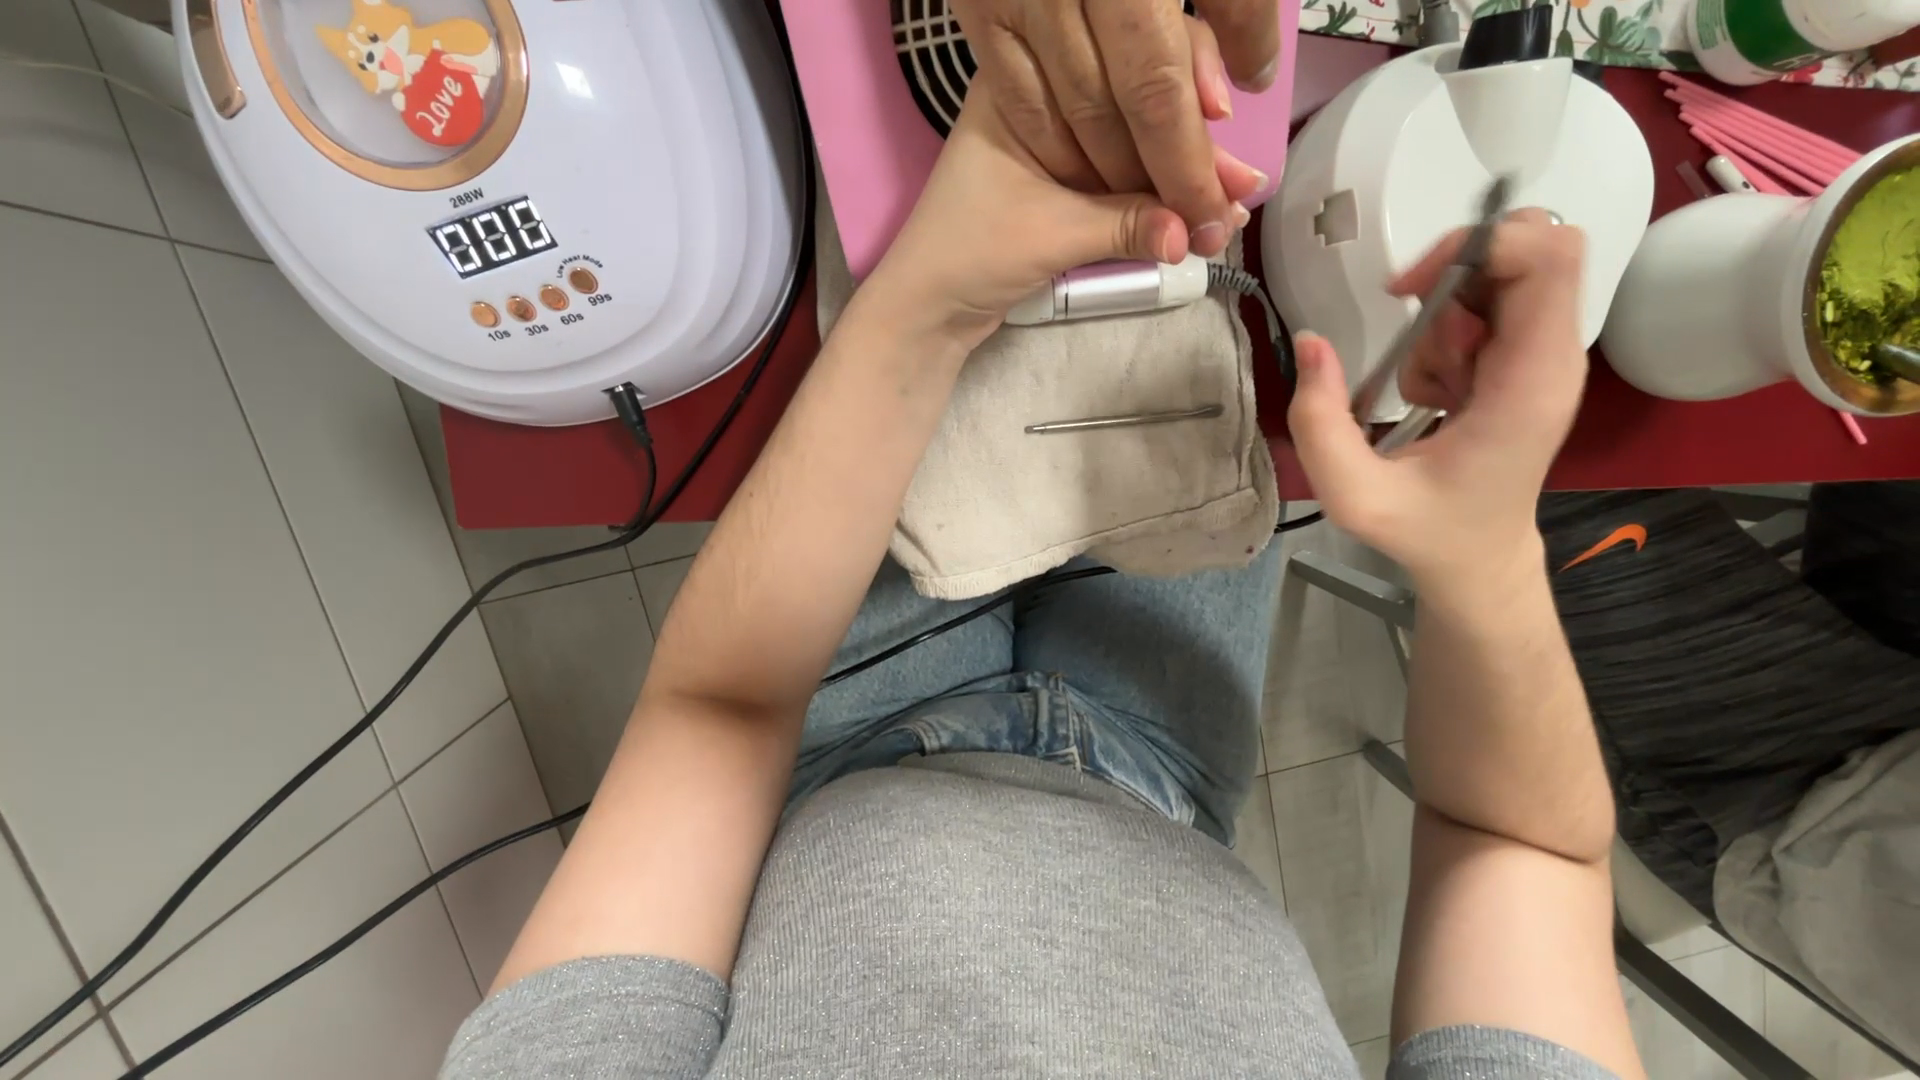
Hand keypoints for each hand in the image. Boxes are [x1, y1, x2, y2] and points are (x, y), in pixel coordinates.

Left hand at [863, 80, 1246, 350]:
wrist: (926, 313)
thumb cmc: (969, 253)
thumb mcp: (1055, 231)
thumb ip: (1132, 223)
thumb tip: (1206, 226)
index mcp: (1027, 82)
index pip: (1119, 64)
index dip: (1177, 88)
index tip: (1218, 119)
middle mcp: (1046, 102)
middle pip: (1137, 106)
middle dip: (1191, 148)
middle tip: (1242, 188)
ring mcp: (1056, 149)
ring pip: (1135, 149)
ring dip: (1182, 181)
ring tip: (1231, 210)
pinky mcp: (1061, 191)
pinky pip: (1121, 185)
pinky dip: (1156, 204)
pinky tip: (1197, 217)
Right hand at [1286, 212, 1588, 584]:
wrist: (1478, 559)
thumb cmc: (1427, 531)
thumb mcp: (1354, 495)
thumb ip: (1320, 424)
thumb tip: (1309, 342)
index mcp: (1530, 380)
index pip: (1545, 255)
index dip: (1472, 247)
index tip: (1408, 291)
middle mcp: (1550, 356)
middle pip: (1530, 248)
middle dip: (1453, 273)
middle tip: (1408, 327)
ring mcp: (1540, 358)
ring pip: (1498, 280)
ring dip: (1441, 319)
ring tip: (1425, 390)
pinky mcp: (1522, 364)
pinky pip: (1483, 312)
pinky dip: (1443, 338)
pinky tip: (1435, 394)